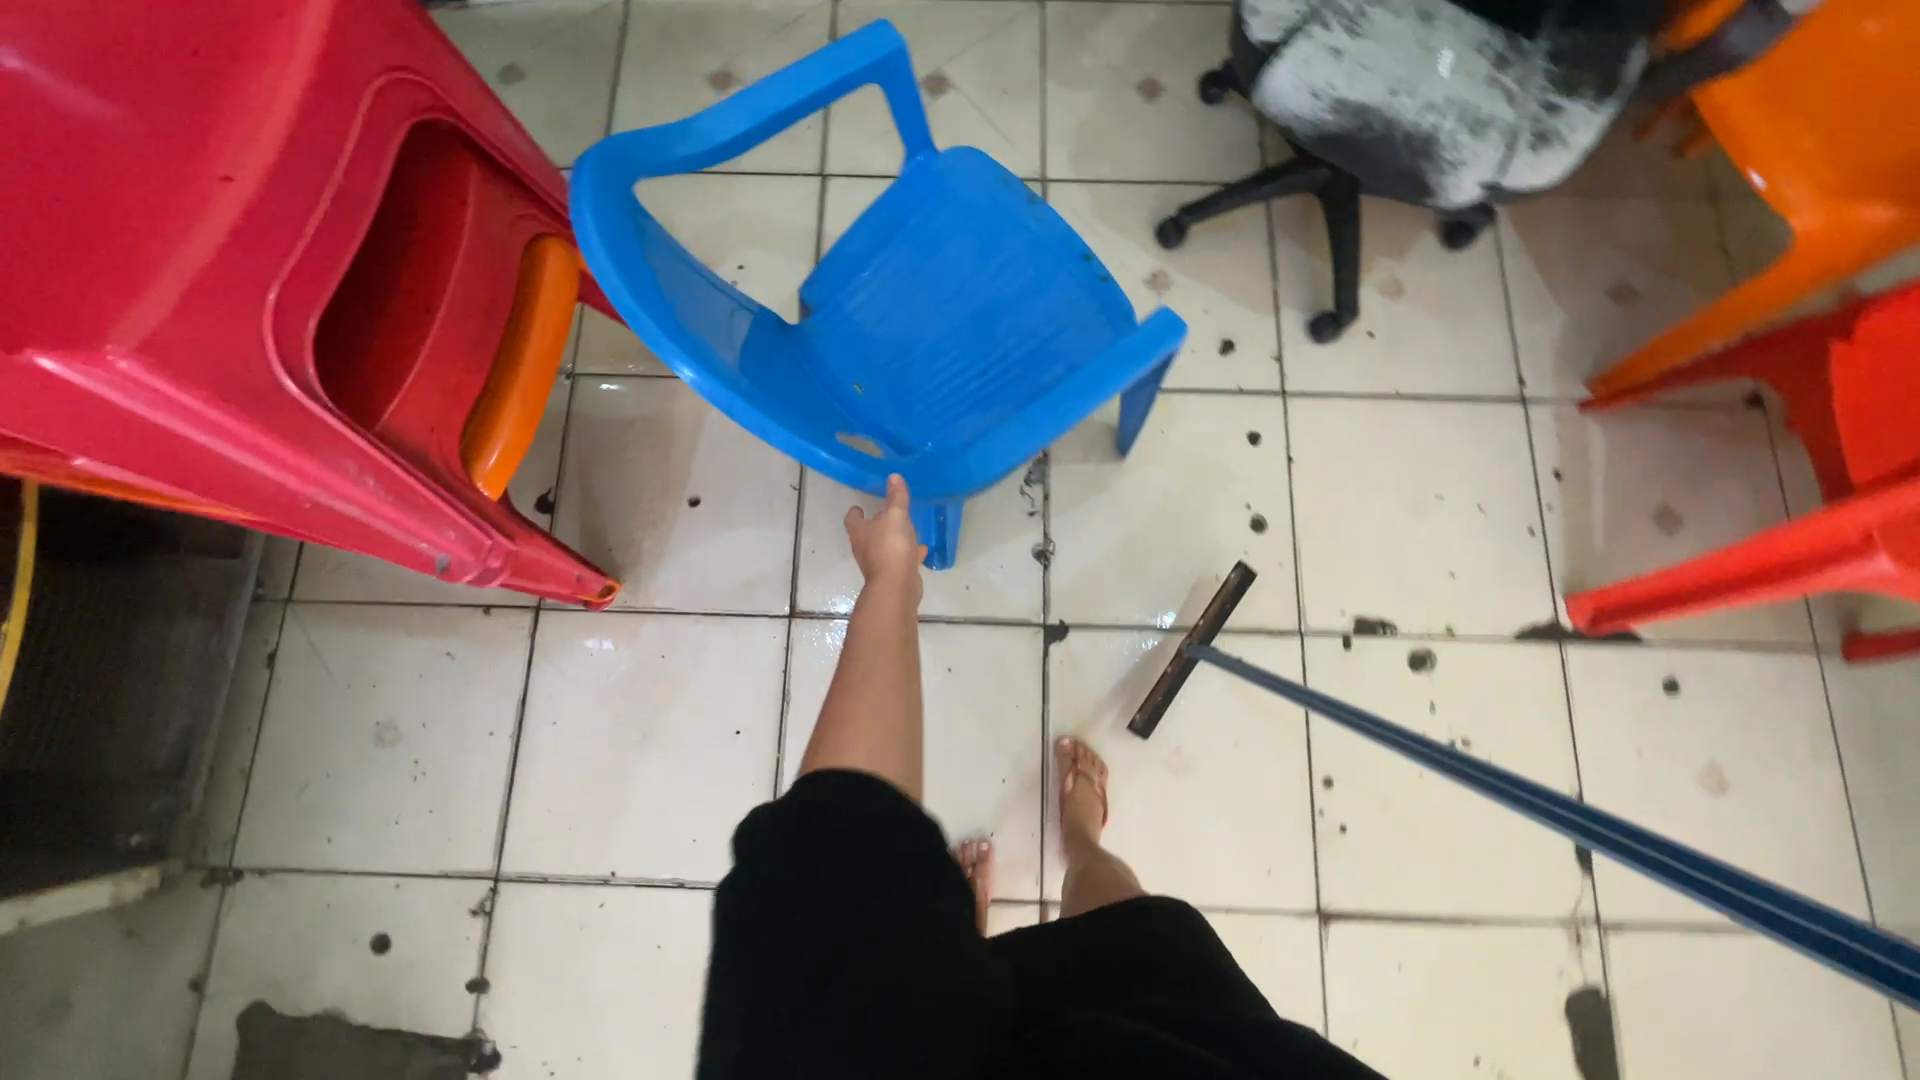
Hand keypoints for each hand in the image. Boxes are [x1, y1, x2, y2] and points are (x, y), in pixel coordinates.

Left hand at [844, 474, 926, 593]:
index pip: (852, 519)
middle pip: (866, 534)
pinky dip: (907, 554)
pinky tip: (920, 550)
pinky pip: (899, 560)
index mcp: (860, 532)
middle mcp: (864, 548)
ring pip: (884, 547)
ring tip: (906, 530)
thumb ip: (896, 497)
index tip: (859, 506)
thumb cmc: (891, 546)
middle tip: (886, 514)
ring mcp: (877, 564)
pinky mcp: (892, 575)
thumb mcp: (896, 516)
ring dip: (893, 539)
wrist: (897, 585)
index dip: (855, 512)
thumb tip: (894, 476)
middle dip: (875, 524)